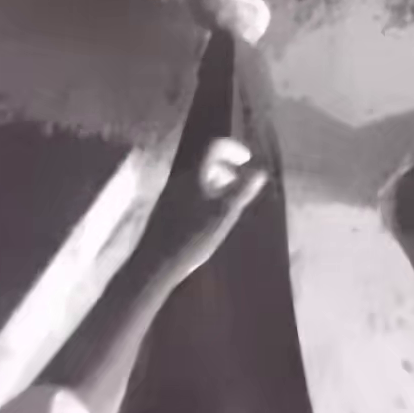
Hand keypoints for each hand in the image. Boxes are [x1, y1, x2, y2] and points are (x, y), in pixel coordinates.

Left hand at [136, 138, 269, 283]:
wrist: (153, 266)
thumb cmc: (192, 237)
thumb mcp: (224, 213)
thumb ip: (243, 190)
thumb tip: (260, 171)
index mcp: (195, 173)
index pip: (215, 146)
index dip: (233, 148)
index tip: (246, 159)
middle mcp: (180, 177)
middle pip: (206, 161)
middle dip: (226, 167)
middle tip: (240, 182)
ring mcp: (170, 193)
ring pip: (197, 177)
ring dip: (216, 182)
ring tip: (227, 201)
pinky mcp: (164, 209)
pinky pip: (188, 190)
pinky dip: (204, 194)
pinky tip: (208, 218)